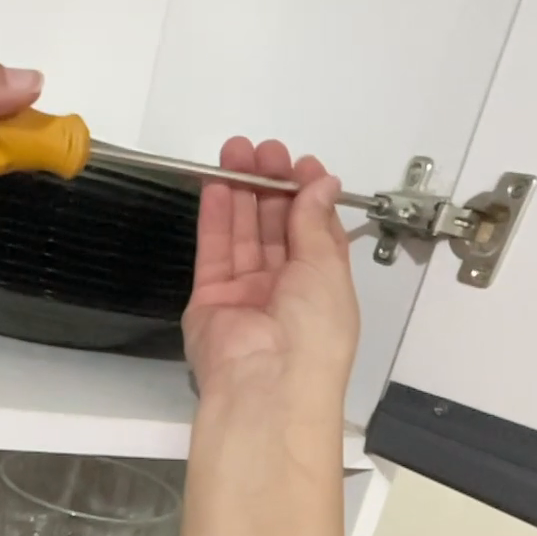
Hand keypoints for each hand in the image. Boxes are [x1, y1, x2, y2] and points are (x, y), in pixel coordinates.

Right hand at [183, 137, 359, 398]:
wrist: (265, 384)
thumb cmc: (313, 331)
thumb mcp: (326, 269)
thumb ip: (314, 222)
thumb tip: (320, 182)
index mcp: (321, 286)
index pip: (313, 232)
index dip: (307, 195)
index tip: (301, 164)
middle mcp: (283, 289)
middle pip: (276, 228)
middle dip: (270, 187)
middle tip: (263, 151)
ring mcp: (244, 294)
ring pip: (242, 235)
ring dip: (240, 193)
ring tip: (236, 154)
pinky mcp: (210, 298)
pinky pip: (214, 252)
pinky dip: (214, 218)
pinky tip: (216, 186)